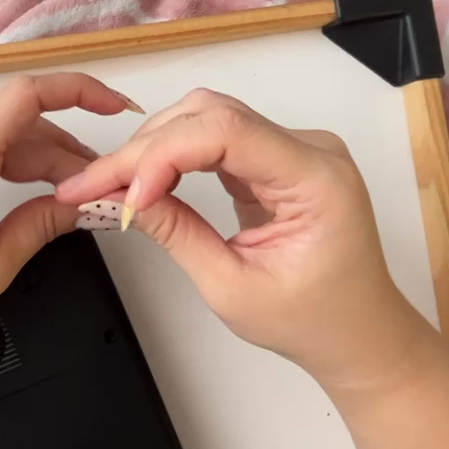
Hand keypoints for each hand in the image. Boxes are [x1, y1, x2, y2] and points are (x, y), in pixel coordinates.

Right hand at [54, 89, 435, 396]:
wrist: (357, 332)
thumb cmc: (311, 320)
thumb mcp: (231, 288)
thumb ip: (176, 234)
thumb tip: (121, 198)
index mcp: (315, 180)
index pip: (226, 133)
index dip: (164, 155)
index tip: (127, 195)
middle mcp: (307, 150)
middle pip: (208, 115)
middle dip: (142, 149)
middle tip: (91, 184)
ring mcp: (289, 149)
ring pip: (203, 117)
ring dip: (150, 147)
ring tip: (108, 183)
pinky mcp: (270, 158)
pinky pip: (210, 137)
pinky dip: (167, 154)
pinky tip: (140, 178)